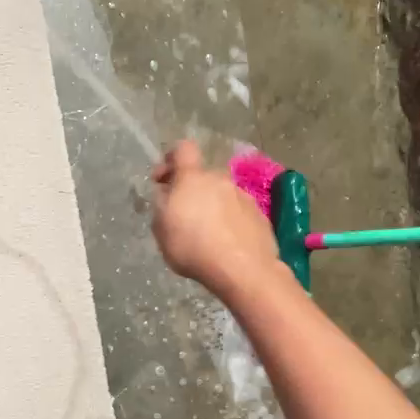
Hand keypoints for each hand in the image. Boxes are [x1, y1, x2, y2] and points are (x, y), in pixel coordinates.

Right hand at [150, 140, 280, 295]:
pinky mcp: (258, 215)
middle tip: (181, 216)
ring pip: (220, 194)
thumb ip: (161, 203)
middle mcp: (220, 180)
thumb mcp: (161, 227)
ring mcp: (243, 196)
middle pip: (201, 176)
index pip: (182, 149)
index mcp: (193, 178)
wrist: (243, 269)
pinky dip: (228, 221)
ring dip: (210, 207)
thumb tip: (166, 191)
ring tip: (204, 235)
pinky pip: (236, 211)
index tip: (161, 179)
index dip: (169, 158)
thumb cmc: (193, 246)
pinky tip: (224, 243)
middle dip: (190, 190)